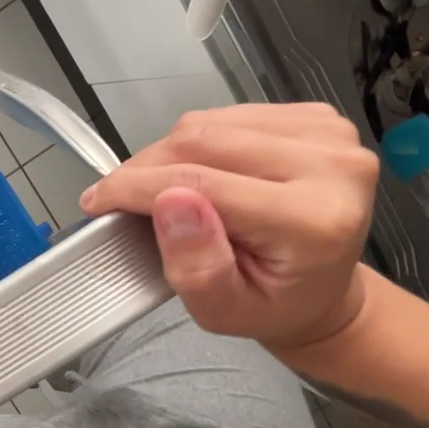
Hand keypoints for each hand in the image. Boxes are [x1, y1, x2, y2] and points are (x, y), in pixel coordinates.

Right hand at [79, 102, 379, 351]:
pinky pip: (229, 116)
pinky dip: (195, 141)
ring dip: (166, 153)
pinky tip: (195, 170)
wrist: (322, 291)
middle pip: (204, 142)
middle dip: (145, 168)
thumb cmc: (270, 306)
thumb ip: (195, 265)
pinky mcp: (317, 117)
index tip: (95, 201)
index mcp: (315, 221)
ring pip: (210, 122)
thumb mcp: (222, 311)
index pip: (205, 184)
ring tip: (153, 187)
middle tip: (116, 197)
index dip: (136, 188)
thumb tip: (167, 201)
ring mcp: (330, 134)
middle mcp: (333, 166)